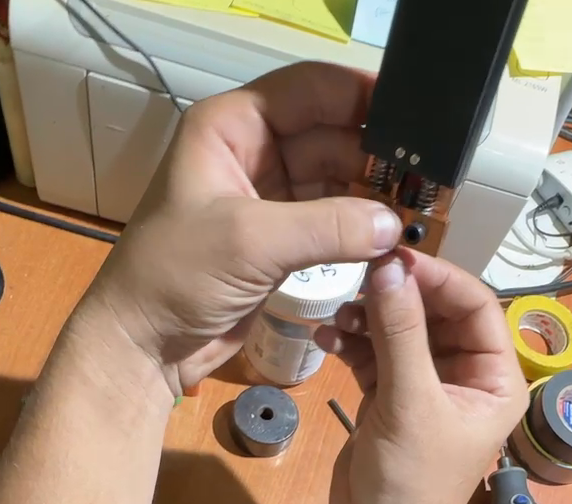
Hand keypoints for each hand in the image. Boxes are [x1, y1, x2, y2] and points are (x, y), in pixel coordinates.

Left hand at [78, 62, 403, 401]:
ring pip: (333, 182)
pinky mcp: (277, 245)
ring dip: (370, 196)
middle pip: (330, 136)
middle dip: (374, 154)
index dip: (361, 96)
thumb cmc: (176, 276)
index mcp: (232, 128)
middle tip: (426, 176)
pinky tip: (389, 237)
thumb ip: (326, 227)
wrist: (145, 344)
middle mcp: (252, 155)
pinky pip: (327, 225)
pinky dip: (356, 232)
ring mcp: (267, 202)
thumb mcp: (250, 241)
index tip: (415, 113)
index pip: (309, 91)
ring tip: (418, 207)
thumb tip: (392, 225)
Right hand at [318, 249, 527, 503]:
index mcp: (494, 378)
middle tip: (356, 279)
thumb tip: (387, 267)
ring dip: (367, 319)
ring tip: (335, 314)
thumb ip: (399, 335)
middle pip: (433, 313)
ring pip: (400, 332)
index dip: (437, 278)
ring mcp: (424, 386)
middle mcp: (464, 376)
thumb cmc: (411, 483)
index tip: (393, 257)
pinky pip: (375, 355)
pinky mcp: (390, 398)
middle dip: (396, 297)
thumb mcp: (409, 404)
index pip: (474, 306)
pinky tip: (326, 336)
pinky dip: (352, 343)